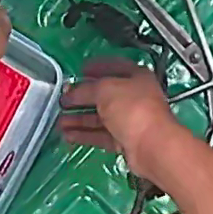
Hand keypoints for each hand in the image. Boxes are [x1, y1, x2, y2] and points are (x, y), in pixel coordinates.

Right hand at [57, 58, 190, 177]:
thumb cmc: (134, 110)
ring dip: (80, 119)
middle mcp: (135, 98)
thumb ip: (86, 89)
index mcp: (136, 77)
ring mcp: (130, 121)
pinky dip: (85, 134)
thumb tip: (71, 92)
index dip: (95, 67)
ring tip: (60, 120)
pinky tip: (69, 135)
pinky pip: (101, 135)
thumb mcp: (105, 89)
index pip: (113, 67)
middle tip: (63, 99)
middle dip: (82, 97)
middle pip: (104, 95)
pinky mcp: (125, 141)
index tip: (79, 70)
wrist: (152, 146)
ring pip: (101, 118)